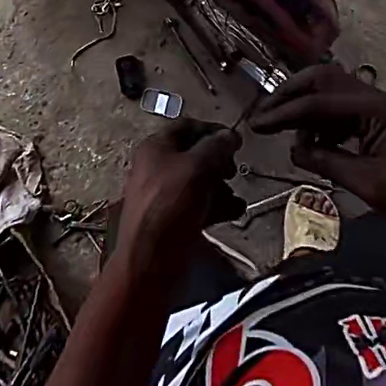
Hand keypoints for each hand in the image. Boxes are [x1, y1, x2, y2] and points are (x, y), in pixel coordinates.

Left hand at [114, 121, 240, 272]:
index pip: (187, 127)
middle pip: (194, 155)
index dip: (212, 130)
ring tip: (235, 198)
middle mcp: (157, 167)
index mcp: (156, 147)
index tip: (235, 140)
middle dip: (218, 161)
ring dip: (220, 186)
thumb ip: (216, 147)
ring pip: (198, 181)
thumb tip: (231, 135)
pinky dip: (216, 205)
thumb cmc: (170, 203)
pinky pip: (198, 204)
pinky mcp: (172, 218)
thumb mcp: (196, 167)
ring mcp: (164, 194)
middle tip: (232, 171)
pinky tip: (233, 211)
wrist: (150, 258)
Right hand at [250, 65, 385, 230]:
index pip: (315, 102)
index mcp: (371, 108)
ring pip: (330, 91)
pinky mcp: (381, 119)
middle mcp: (372, 98)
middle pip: (321, 80)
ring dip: (304, 107)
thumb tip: (294, 153)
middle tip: (265, 117)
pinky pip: (342, 109)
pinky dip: (322, 120)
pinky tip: (315, 143)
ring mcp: (378, 107)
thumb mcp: (372, 184)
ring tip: (285, 133)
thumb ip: (329, 164)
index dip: (282, 114)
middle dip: (289, 95)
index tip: (256, 126)